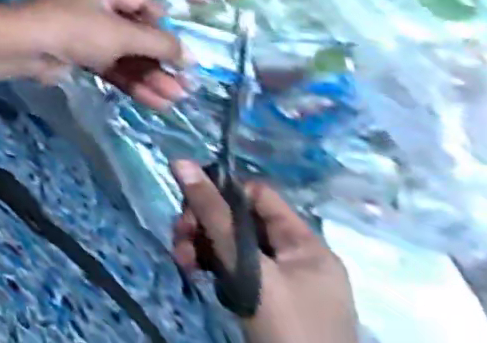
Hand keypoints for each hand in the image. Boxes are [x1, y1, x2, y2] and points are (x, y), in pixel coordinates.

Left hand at [20, 0, 185, 108]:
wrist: (24, 46)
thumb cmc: (76, 28)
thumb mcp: (123, 34)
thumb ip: (160, 44)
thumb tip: (190, 55)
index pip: (139, 1)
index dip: (163, 25)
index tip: (184, 50)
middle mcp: (87, 4)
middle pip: (132, 31)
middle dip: (159, 59)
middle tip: (185, 84)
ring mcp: (78, 29)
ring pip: (121, 52)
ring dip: (148, 74)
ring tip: (174, 99)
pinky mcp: (71, 52)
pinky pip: (107, 65)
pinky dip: (128, 80)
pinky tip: (153, 101)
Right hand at [171, 160, 356, 342]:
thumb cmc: (287, 325)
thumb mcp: (247, 266)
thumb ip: (214, 215)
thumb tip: (181, 161)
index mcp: (307, 246)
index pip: (258, 195)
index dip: (221, 191)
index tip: (188, 201)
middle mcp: (298, 258)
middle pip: (239, 218)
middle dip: (202, 222)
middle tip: (179, 236)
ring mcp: (285, 281)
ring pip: (230, 242)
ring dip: (199, 244)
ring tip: (181, 259)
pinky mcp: (268, 298)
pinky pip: (233, 266)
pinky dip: (209, 264)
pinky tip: (193, 271)